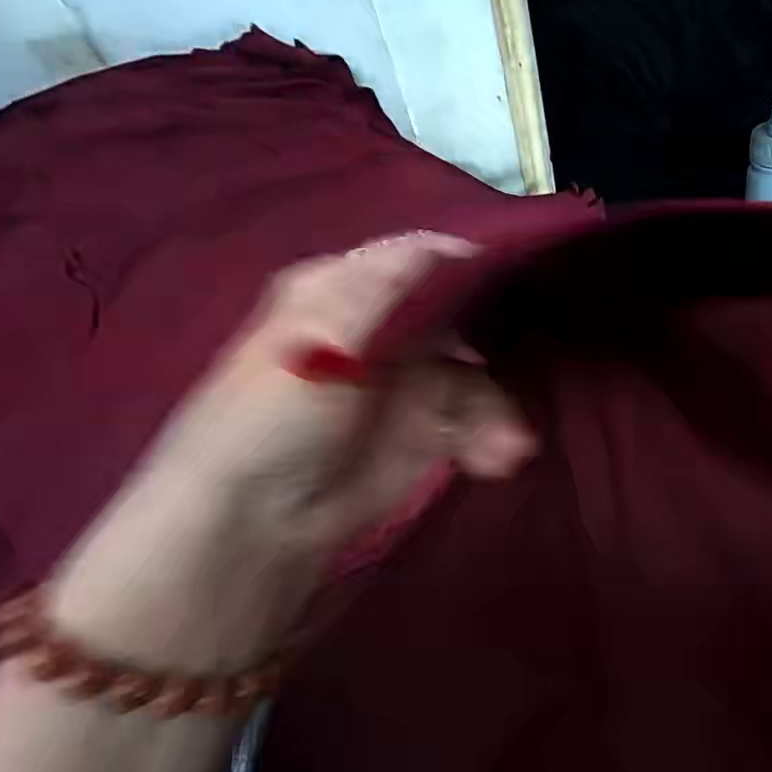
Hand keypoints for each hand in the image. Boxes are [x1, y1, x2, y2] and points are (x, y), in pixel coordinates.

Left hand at [47, 233, 534, 673]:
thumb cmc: (273, 417)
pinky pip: (476, 420)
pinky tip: (497, 459)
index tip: (515, 282)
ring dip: (496, 406)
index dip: (469, 267)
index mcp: (347, 290)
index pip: (423, 260)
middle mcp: (384, 328)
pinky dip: (492, 437)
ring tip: (506, 447)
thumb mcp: (319, 335)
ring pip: (475, 375)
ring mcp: (408, 382)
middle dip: (494, 345)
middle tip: (516, 369)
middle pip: (462, 317)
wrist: (254, 526)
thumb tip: (455, 245)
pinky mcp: (427, 432)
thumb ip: (386, 287)